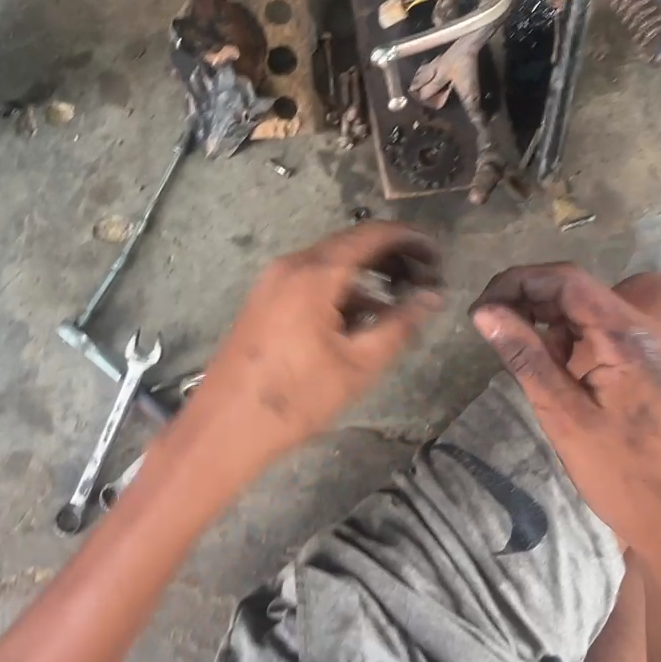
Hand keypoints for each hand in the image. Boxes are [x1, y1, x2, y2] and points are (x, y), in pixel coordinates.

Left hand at [181, 222, 443, 470]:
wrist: (224, 426)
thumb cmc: (296, 398)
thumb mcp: (358, 365)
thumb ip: (399, 325)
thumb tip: (431, 297)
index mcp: (314, 273)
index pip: (371, 234)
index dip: (408, 238)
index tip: (436, 253)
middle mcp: (290, 265)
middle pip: (350, 245)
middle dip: (390, 258)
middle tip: (424, 277)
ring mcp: (272, 281)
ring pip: (330, 265)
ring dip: (366, 277)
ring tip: (399, 303)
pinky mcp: (264, 300)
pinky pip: (310, 281)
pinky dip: (340, 291)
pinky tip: (361, 320)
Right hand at [470, 264, 660, 553]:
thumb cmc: (620, 475)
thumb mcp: (562, 414)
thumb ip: (524, 355)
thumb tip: (483, 311)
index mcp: (629, 335)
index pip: (565, 279)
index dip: (516, 282)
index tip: (480, 311)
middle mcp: (643, 328)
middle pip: (574, 288)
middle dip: (526, 298)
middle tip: (487, 326)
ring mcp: (648, 345)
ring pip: (583, 308)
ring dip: (543, 317)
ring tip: (511, 346)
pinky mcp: (645, 363)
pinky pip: (597, 331)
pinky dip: (565, 337)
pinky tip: (546, 364)